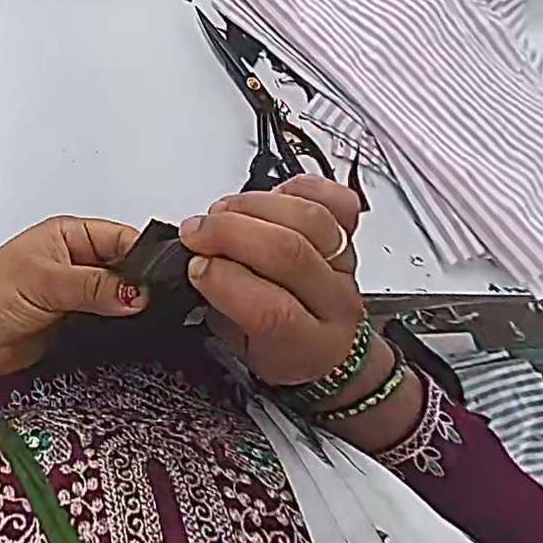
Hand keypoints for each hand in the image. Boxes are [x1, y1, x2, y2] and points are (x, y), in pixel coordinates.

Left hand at [0, 216, 145, 384]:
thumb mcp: (44, 281)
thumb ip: (94, 285)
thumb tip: (136, 290)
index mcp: (67, 235)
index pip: (120, 237)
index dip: (143, 255)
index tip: (161, 277)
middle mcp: (75, 260)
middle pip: (124, 267)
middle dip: (140, 283)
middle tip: (156, 300)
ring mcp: (76, 292)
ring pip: (119, 296)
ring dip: (130, 307)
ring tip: (145, 317)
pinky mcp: (74, 322)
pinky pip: (108, 322)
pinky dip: (119, 328)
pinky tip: (127, 331)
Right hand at [177, 175, 364, 386]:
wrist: (334, 355)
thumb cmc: (285, 353)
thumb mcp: (240, 351)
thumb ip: (218, 310)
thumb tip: (192, 263)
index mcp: (308, 346)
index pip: (273, 311)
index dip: (225, 281)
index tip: (195, 267)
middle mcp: (334, 304)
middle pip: (289, 253)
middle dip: (229, 232)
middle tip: (195, 231)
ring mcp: (346, 267)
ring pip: (309, 219)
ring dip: (253, 204)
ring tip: (222, 211)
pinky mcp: (350, 238)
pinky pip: (339, 202)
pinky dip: (303, 187)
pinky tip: (272, 194)